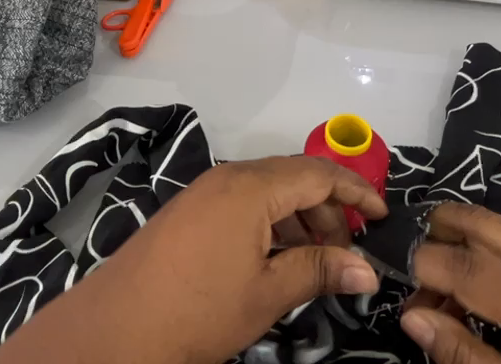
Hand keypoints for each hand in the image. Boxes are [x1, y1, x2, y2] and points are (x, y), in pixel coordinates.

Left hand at [0, 155, 387, 363]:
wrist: (118, 326)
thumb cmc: (199, 310)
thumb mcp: (266, 293)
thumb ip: (318, 271)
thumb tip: (368, 270)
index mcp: (251, 187)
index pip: (317, 173)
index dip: (355, 191)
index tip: (382, 216)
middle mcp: (230, 177)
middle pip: (293, 177)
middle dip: (328, 208)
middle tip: (351, 250)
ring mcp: (206, 191)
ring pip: (269, 190)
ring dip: (300, 218)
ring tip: (318, 260)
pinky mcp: (191, 209)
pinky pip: (244, 201)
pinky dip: (271, 222)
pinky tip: (278, 258)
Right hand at [400, 203, 500, 363]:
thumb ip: (466, 357)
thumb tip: (412, 317)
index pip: (468, 265)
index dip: (424, 265)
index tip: (390, 274)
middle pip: (484, 224)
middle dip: (438, 229)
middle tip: (405, 261)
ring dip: (462, 242)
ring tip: (437, 288)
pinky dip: (487, 254)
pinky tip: (475, 293)